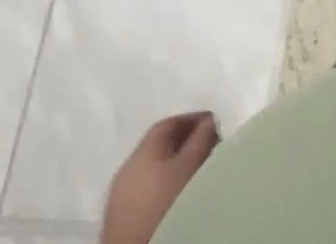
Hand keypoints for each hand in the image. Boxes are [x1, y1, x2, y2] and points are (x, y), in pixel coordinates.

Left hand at [102, 111, 218, 243]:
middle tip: (212, 145)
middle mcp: (127, 167)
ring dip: (176, 164)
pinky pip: (148, 188)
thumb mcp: (190, 166)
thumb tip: (210, 120)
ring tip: (199, 171)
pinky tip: (180, 194)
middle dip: (186, 142)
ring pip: (154, 168)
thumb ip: (201, 140)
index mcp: (142, 151)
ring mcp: (121, 193)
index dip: (192, 119)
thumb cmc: (166, 202)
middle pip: (160, 146)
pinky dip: (166, 183)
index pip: (167, 124)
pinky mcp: (121, 215)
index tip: (214, 122)